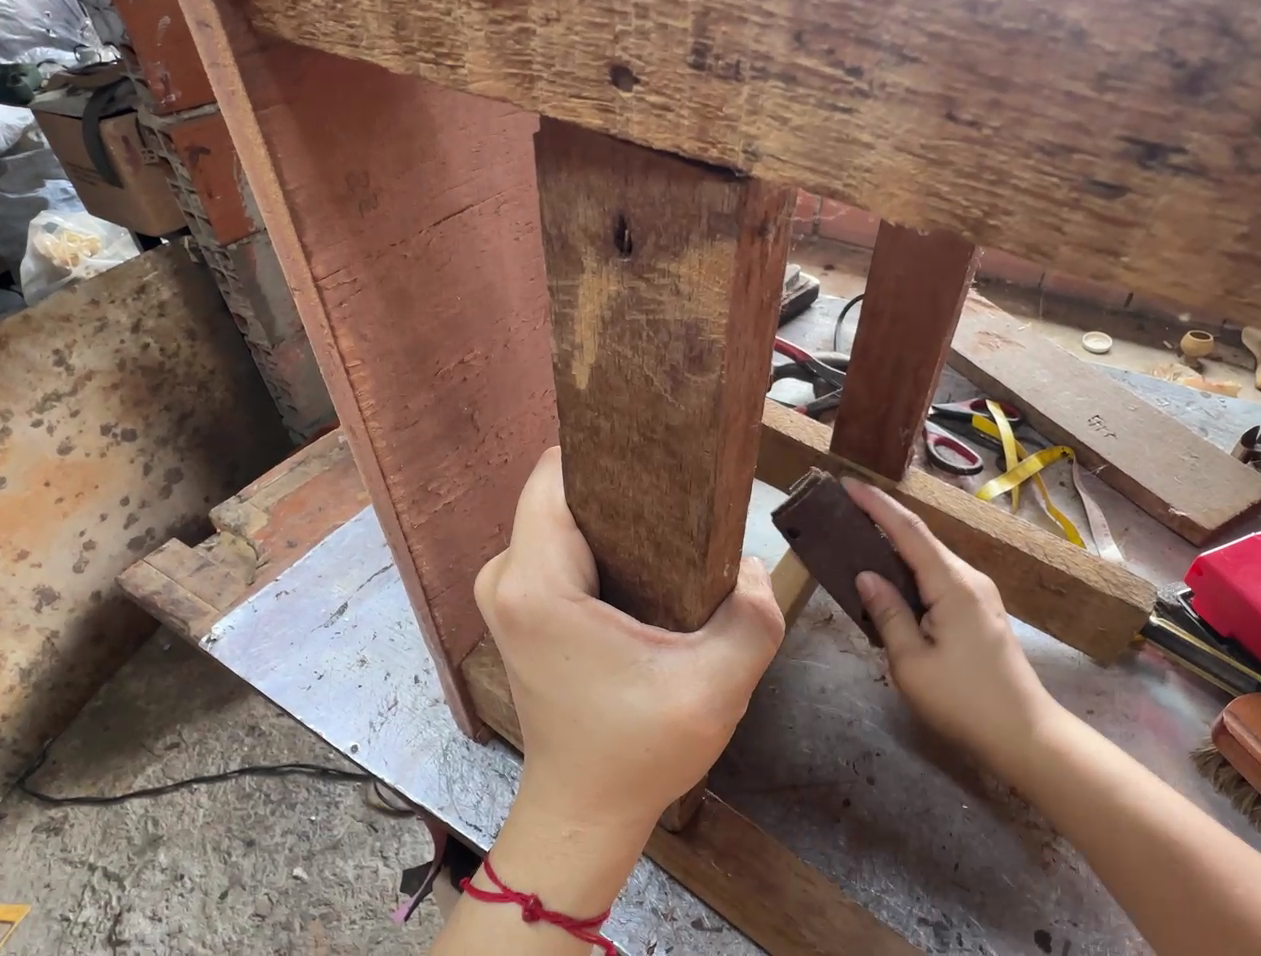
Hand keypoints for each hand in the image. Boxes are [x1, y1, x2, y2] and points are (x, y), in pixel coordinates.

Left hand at [474, 448, 785, 829]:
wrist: (584, 811)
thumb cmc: (639, 752)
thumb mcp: (716, 688)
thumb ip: (753, 618)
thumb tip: (751, 567)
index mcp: (538, 583)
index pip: (557, 473)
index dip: (611, 451)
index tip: (666, 449)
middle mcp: (507, 577)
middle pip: (563, 492)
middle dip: (624, 484)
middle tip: (686, 496)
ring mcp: (508, 592)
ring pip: (562, 516)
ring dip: (616, 515)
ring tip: (673, 527)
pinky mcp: (521, 607)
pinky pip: (557, 544)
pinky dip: (600, 542)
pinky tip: (647, 559)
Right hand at [843, 477, 1059, 759]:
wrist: (1025, 735)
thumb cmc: (963, 700)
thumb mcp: (912, 662)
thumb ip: (888, 613)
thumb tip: (866, 575)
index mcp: (952, 584)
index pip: (908, 530)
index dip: (876, 504)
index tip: (847, 483)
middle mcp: (969, 579)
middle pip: (921, 538)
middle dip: (883, 518)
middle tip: (844, 509)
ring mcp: (978, 595)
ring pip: (930, 558)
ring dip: (896, 545)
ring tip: (859, 537)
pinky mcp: (979, 612)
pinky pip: (938, 577)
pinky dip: (910, 569)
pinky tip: (890, 577)